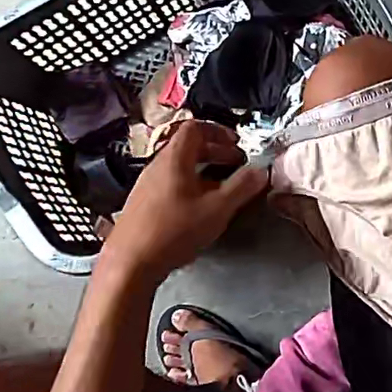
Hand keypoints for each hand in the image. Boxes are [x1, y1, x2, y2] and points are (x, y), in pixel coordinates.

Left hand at [101, 122, 268, 280]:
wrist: (130, 263)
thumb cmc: (174, 231)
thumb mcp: (218, 209)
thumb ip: (242, 187)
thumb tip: (261, 172)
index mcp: (174, 159)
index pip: (195, 128)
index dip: (219, 131)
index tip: (236, 144)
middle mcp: (157, 166)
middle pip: (188, 146)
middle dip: (216, 152)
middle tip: (236, 164)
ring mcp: (147, 185)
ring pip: (179, 167)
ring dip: (204, 170)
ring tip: (223, 187)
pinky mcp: (143, 204)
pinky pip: (171, 183)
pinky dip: (191, 185)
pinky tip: (200, 208)